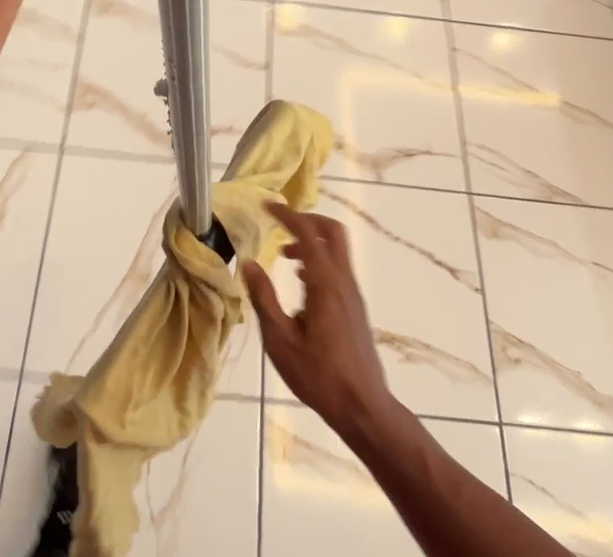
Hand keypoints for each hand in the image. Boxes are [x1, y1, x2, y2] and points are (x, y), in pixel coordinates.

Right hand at [244, 202, 394, 432]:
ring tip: (284, 257)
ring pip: (337, 250)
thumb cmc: (318, 375)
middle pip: (332, 231)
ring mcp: (354, 294)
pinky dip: (319, 261)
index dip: (288, 215)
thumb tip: (249, 264)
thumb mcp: (280, 340)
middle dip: (307, 220)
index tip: (267, 206)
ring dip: (312, 242)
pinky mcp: (356, 307)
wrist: (362, 405)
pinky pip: (338, 268)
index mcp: (324, 284)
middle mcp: (343, 281)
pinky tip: (300, 282)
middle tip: (280, 223)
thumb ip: (264, 298)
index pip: (308, 234)